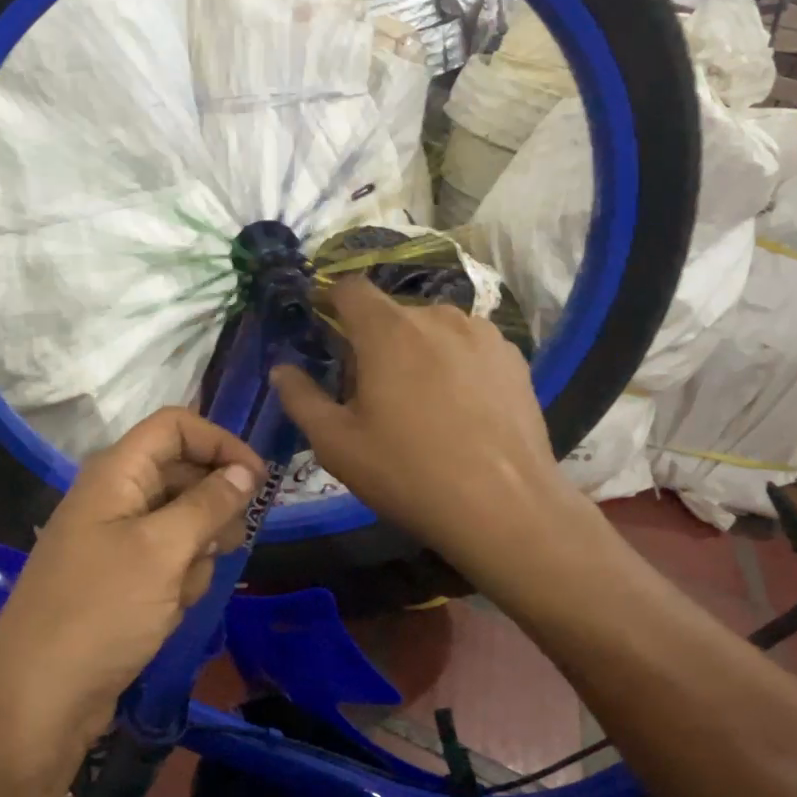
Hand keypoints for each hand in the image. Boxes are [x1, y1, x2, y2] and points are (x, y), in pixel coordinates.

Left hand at [0, 407, 264, 748]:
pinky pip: (166, 563)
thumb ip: (208, 504)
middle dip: (211, 509)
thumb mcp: (163, 551)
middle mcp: (113, 496)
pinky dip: (177, 583)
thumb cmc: (101, 611)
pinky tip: (166, 614)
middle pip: (182, 474)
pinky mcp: (119, 581)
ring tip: (179, 591)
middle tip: (225, 546)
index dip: (219, 442)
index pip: (175, 426)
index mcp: (115, 472)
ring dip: (194, 555)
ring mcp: (114, 540)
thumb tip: (246, 469)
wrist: (40, 698)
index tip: (259, 480)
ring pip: (181, 524)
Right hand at [271, 277, 593, 582]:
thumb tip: (282, 369)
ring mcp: (483, 334)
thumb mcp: (336, 443)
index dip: (331, 304)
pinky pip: (468, 347)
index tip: (325, 337)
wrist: (506, 508)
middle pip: (391, 314)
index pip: (349, 288)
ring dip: (416, 352)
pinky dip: (454, 365)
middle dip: (373, 342)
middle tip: (370, 393)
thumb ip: (301, 398)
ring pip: (432, 330)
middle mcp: (437, 316)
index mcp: (388, 329)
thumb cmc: (408, 472)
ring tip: (420, 404)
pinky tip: (460, 410)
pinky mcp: (514, 358)